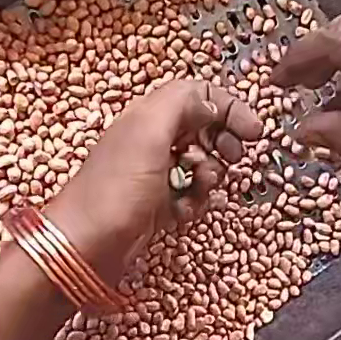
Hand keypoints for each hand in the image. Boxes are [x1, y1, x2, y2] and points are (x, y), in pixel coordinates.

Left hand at [45, 79, 264, 278]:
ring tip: (198, 188)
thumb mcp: (149, 133)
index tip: (254, 131)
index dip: (229, 107)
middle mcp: (153, 140)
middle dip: (224, 142)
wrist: (86, 245)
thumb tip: (212, 104)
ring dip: (209, 176)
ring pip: (201, 164)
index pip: (199, 94)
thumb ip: (182, 105)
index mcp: (149, 115)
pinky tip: (182, 212)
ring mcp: (155, 173)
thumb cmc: (118, 187)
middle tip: (232, 157)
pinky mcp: (158, 204)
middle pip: (204, 128)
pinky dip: (193, 202)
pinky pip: (190, 194)